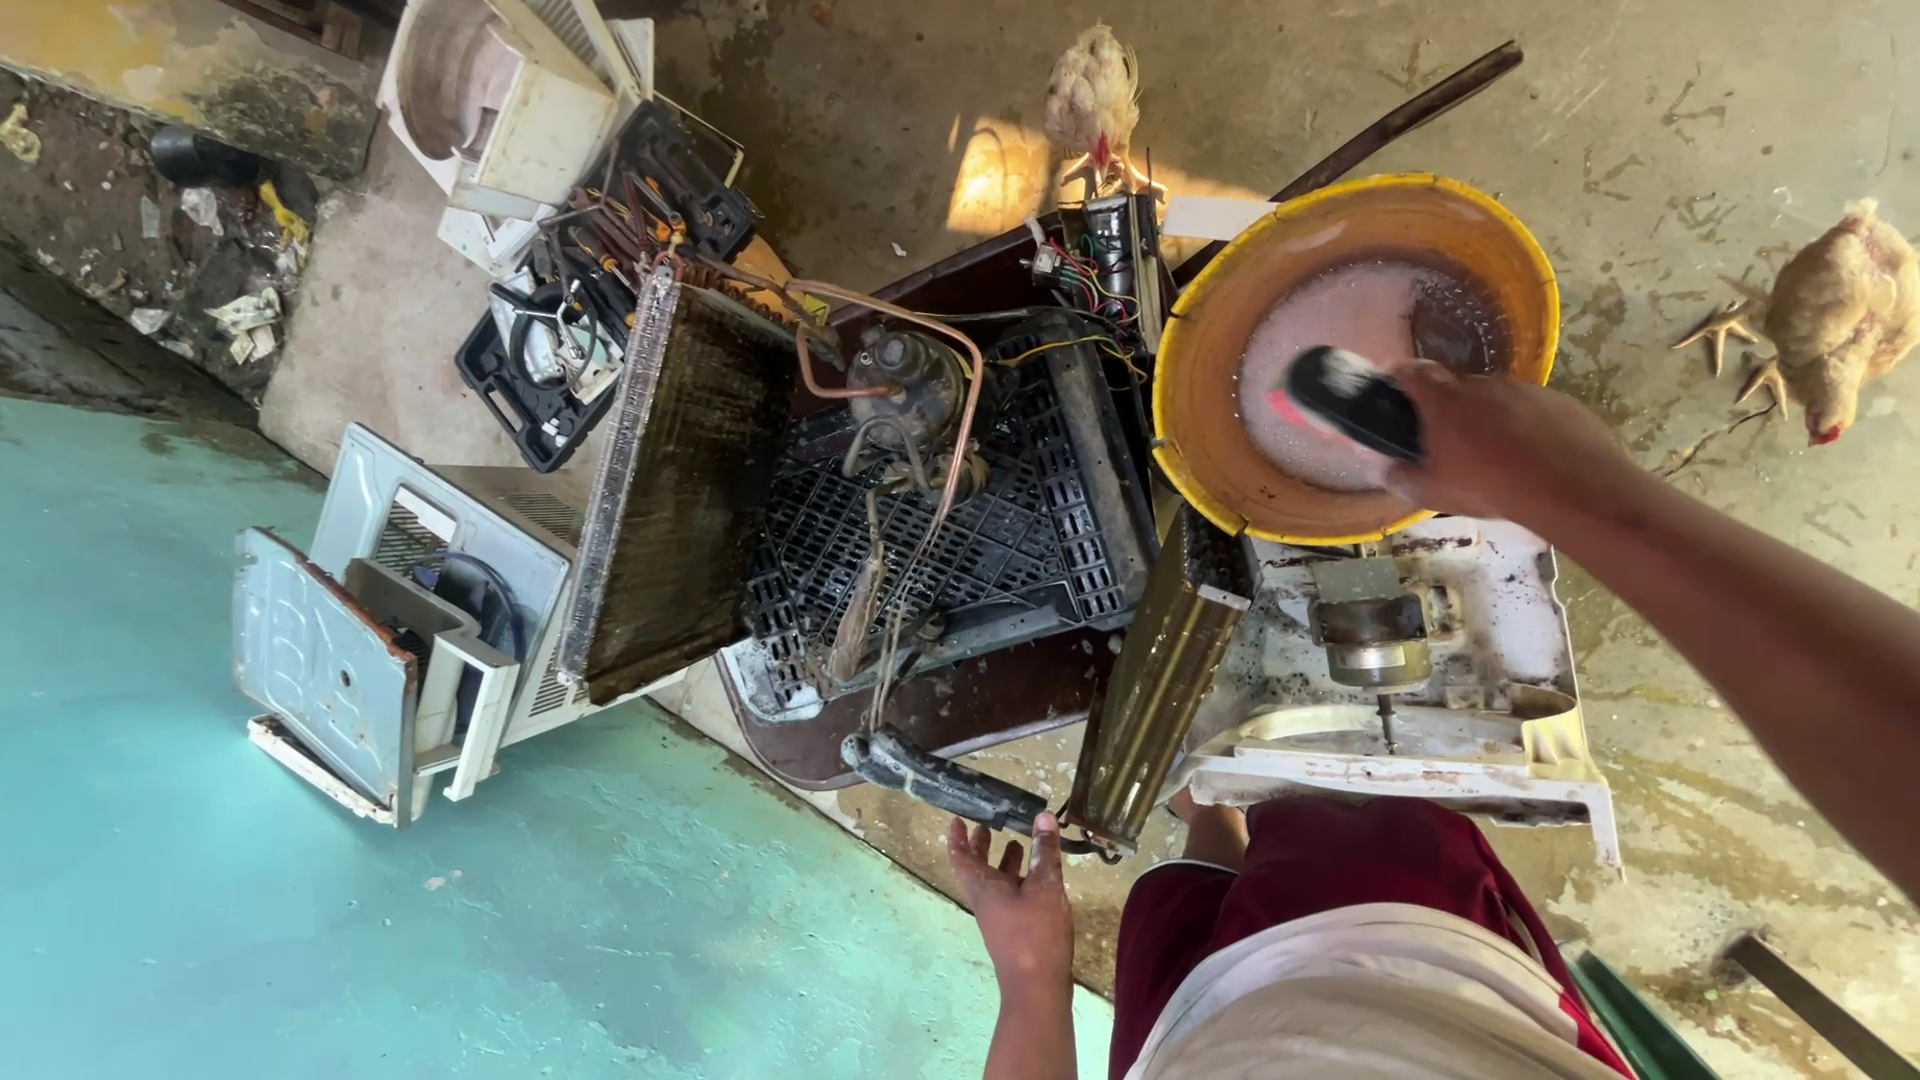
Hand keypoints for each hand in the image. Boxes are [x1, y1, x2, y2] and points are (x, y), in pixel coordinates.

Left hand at [947, 812, 1072, 989]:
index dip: (957, 837)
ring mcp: (999, 917)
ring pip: (995, 882)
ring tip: (1017, 843)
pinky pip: (1010, 895)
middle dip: (981, 846)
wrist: (1037, 988)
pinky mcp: (1014, 929)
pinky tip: (1038, 876)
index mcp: (983, 888)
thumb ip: (1044, 851)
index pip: (961, 857)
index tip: (956, 819)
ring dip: (1002, 862)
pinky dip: (1018, 879)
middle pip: (977, 868)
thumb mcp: (1044, 886)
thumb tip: (1043, 816)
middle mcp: (986, 900)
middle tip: (987, 825)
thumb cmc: (1035, 933)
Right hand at [1386, 363, 1642, 523]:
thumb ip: (1400, 477)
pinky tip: (1528, 454)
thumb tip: (1386, 469)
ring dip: (1486, 416)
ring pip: (1494, 397)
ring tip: (1492, 451)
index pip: (1414, 372)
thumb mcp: (1431, 492)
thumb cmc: (1488, 486)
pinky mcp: (1560, 401)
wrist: (1571, 489)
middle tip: (1447, 438)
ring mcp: (1526, 390)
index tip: (1394, 385)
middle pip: (1456, 386)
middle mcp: (1483, 386)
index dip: (1400, 375)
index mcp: (1445, 402)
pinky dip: (1522, 424)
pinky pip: (1530, 408)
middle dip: (1447, 406)